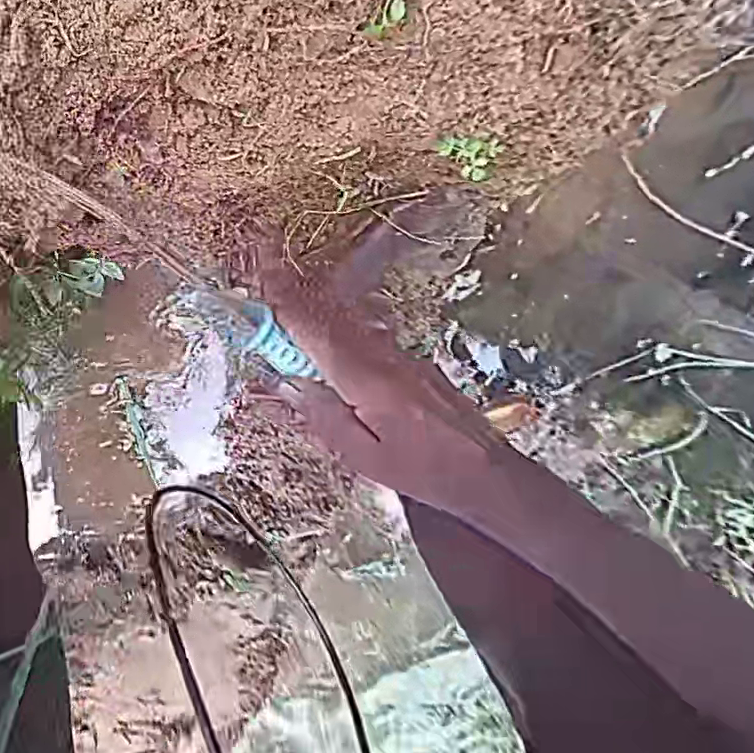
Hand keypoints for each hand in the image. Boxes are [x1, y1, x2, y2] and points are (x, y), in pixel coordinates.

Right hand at [250, 226, 507, 515]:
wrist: (493, 476)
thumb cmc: (424, 470)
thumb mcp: (361, 454)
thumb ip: (320, 414)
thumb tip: (284, 382)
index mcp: (365, 377)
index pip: (311, 329)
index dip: (282, 301)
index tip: (260, 276)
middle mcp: (381, 356)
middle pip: (325, 316)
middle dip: (290, 296)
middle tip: (262, 277)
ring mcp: (399, 356)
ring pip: (345, 324)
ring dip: (311, 312)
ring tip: (284, 313)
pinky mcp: (410, 363)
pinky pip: (362, 337)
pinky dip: (334, 329)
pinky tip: (325, 345)